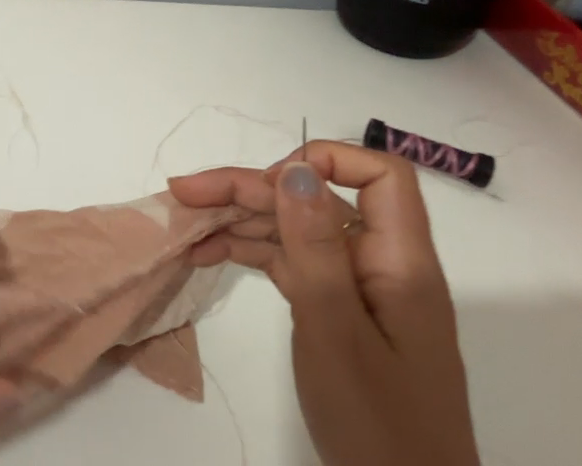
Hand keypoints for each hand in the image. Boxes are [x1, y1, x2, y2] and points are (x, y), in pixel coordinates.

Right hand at [169, 142, 479, 465]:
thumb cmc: (377, 420)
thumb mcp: (337, 330)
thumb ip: (316, 247)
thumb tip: (297, 169)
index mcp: (399, 261)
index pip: (379, 176)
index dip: (322, 161)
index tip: (264, 184)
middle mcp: (380, 264)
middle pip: (316, 198)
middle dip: (250, 187)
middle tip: (183, 191)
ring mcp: (358, 288)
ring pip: (296, 228)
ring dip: (240, 218)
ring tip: (182, 220)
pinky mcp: (338, 311)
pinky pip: (291, 262)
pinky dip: (249, 252)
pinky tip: (206, 252)